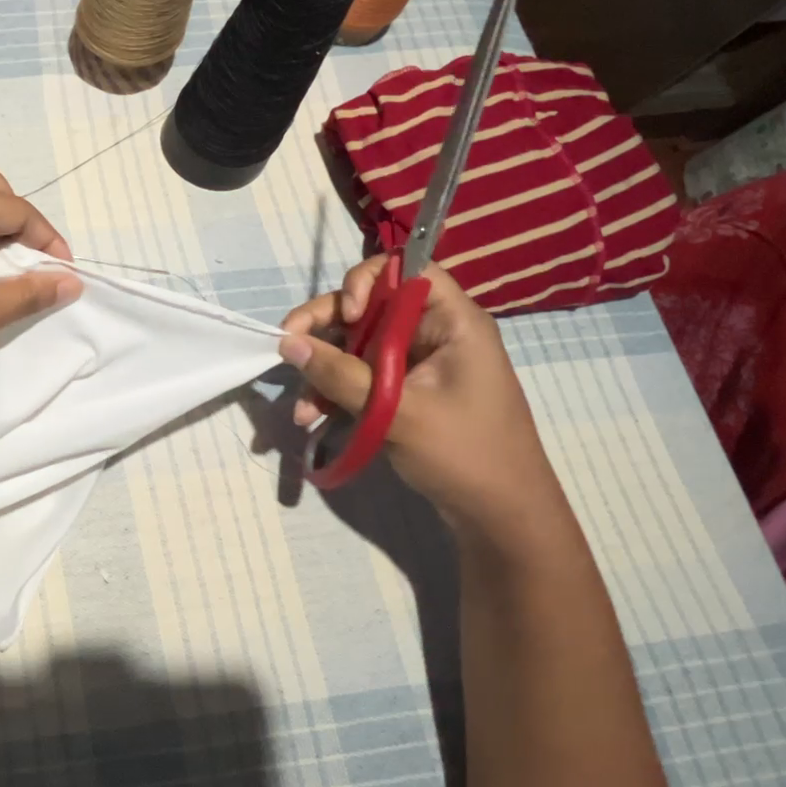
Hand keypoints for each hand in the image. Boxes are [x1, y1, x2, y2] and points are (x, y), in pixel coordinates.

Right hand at [278, 256, 564, 534]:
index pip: (408, 268)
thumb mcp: (397, 412)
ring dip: (323, 371)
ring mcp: (417, 364)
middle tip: (286, 348)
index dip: (369, 281)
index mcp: (452, 322)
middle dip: (325, 330)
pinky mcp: (404, 391)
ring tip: (301, 409)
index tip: (347, 315)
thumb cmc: (465, 455)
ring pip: (356, 345)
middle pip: (369, 307)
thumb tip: (287, 343)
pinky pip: (360, 376)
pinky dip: (334, 393)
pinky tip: (312, 418)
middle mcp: (433, 334)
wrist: (499, 517)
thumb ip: (340, 375)